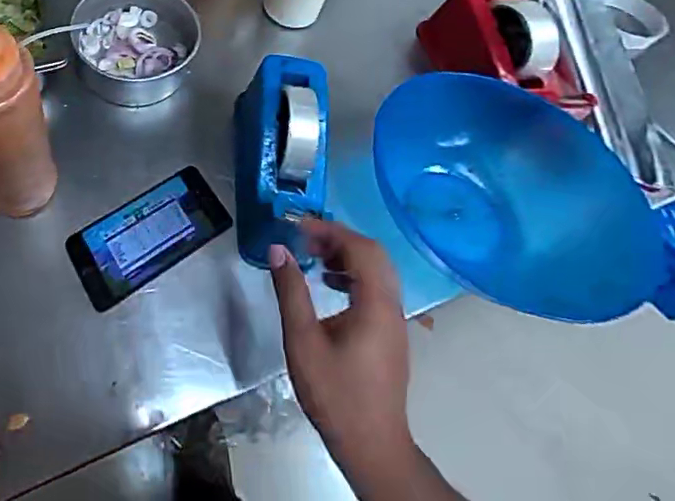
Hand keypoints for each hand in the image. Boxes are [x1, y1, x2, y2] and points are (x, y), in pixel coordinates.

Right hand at [270, 220, 462, 500]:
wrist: (372, 446)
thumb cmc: (335, 393)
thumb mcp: (302, 340)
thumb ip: (291, 291)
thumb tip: (279, 249)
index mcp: (376, 305)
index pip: (360, 248)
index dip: (330, 231)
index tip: (299, 227)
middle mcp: (392, 307)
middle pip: (374, 254)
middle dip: (339, 238)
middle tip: (306, 239)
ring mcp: (395, 321)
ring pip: (377, 270)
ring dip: (347, 255)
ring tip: (314, 257)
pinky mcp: (390, 333)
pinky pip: (376, 287)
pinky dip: (353, 274)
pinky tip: (329, 284)